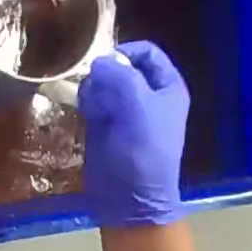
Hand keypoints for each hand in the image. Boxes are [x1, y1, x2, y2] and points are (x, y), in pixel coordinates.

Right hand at [78, 40, 189, 227]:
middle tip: (94, 89)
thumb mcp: (138, 108)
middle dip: (104, 74)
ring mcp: (123, 112)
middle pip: (121, 68)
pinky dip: (86, 103)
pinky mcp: (103, 127)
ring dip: (93, 90)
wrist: (129, 197)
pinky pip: (93, 103)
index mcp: (167, 88)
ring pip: (103, 85)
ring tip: (90, 105)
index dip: (125, 53)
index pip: (147, 53)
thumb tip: (98, 62)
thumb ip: (120, 78)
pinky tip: (84, 114)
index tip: (103, 64)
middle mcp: (146, 96)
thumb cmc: (143, 152)